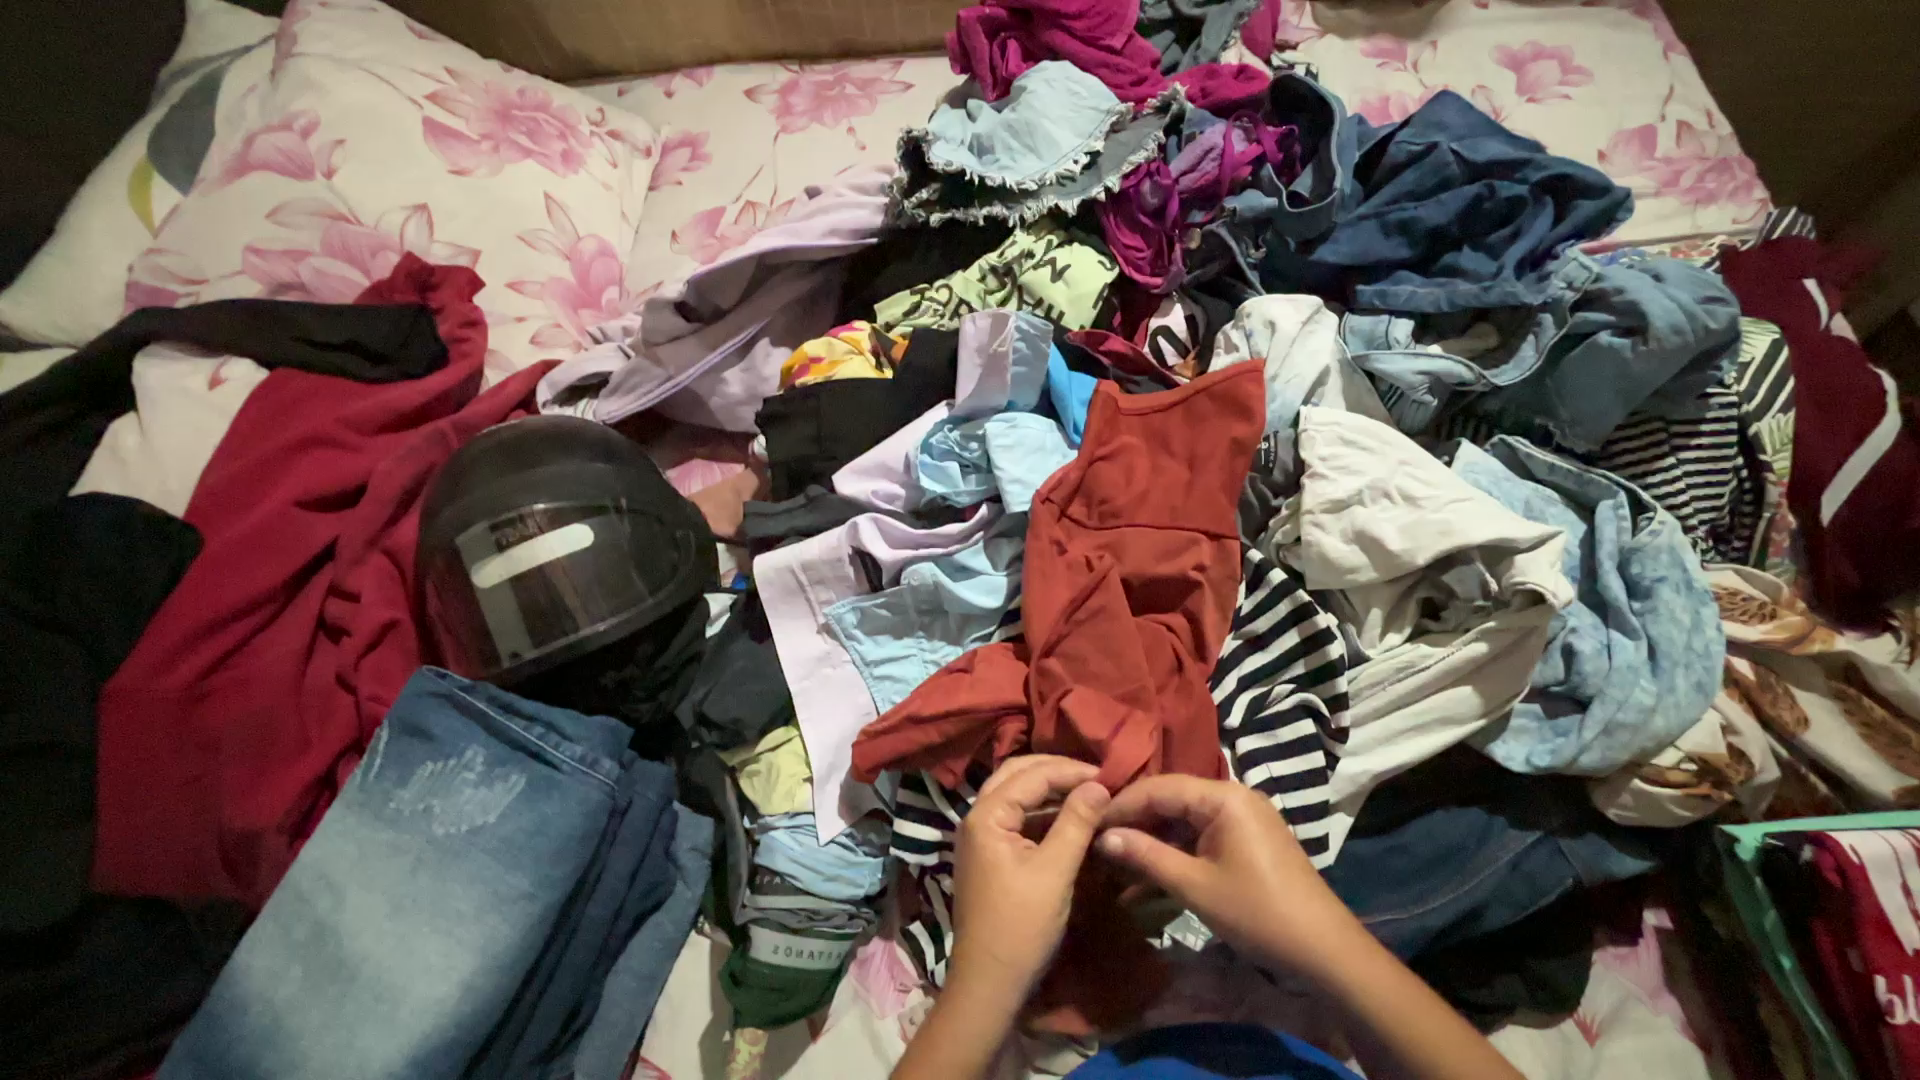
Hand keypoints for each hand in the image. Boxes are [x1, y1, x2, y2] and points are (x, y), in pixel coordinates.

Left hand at [947, 755, 1110, 1000]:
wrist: (989, 981)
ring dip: (1049, 788)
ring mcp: (980, 834)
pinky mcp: (989, 852)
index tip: (1109, 776)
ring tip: (1087, 791)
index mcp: (986, 815)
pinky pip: (1015, 816)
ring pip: (1015, 793)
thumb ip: (1076, 823)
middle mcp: (976, 816)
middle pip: (1017, 774)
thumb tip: (1099, 785)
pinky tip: (1068, 816)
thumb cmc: (1021, 926)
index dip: (1071, 771)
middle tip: (1095, 777)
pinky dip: (1041, 810)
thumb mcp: (1055, 872)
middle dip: (1056, 771)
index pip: (1032, 775)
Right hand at [1096, 774, 1364, 979]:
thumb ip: (1146, 855)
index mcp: (1223, 797)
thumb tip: (1102, 836)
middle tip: (1096, 842)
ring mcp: (1242, 819)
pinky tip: (1146, 879)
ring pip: (1183, 821)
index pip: (1159, 787)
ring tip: (1114, 863)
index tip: (1087, 823)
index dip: (1121, 805)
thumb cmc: (1257, 913)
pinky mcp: (1246, 842)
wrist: (1325, 952)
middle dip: (1134, 823)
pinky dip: (1175, 854)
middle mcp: (1233, 797)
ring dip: (1152, 842)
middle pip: (1171, 800)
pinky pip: (1200, 837)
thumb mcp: (1195, 886)